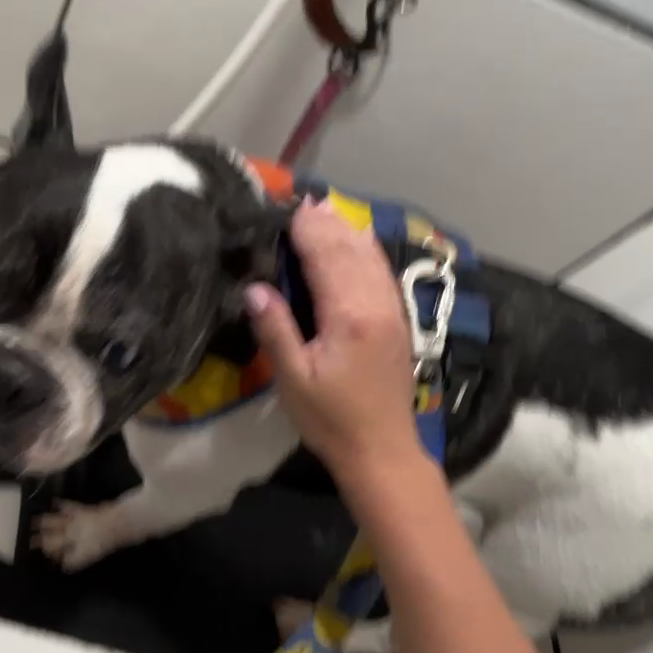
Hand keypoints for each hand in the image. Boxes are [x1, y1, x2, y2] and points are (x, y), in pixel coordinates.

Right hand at [246, 200, 424, 480]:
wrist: (381, 451)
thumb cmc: (331, 419)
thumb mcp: (292, 380)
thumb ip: (276, 330)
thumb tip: (255, 288)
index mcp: (348, 316)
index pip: (325, 259)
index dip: (307, 231)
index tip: (289, 207)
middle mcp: (375, 305)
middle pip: (350, 252)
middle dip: (327, 224)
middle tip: (304, 201)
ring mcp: (391, 313)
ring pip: (371, 259)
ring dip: (348, 232)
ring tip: (327, 211)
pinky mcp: (397, 323)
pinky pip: (383, 275)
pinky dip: (368, 252)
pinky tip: (360, 242)